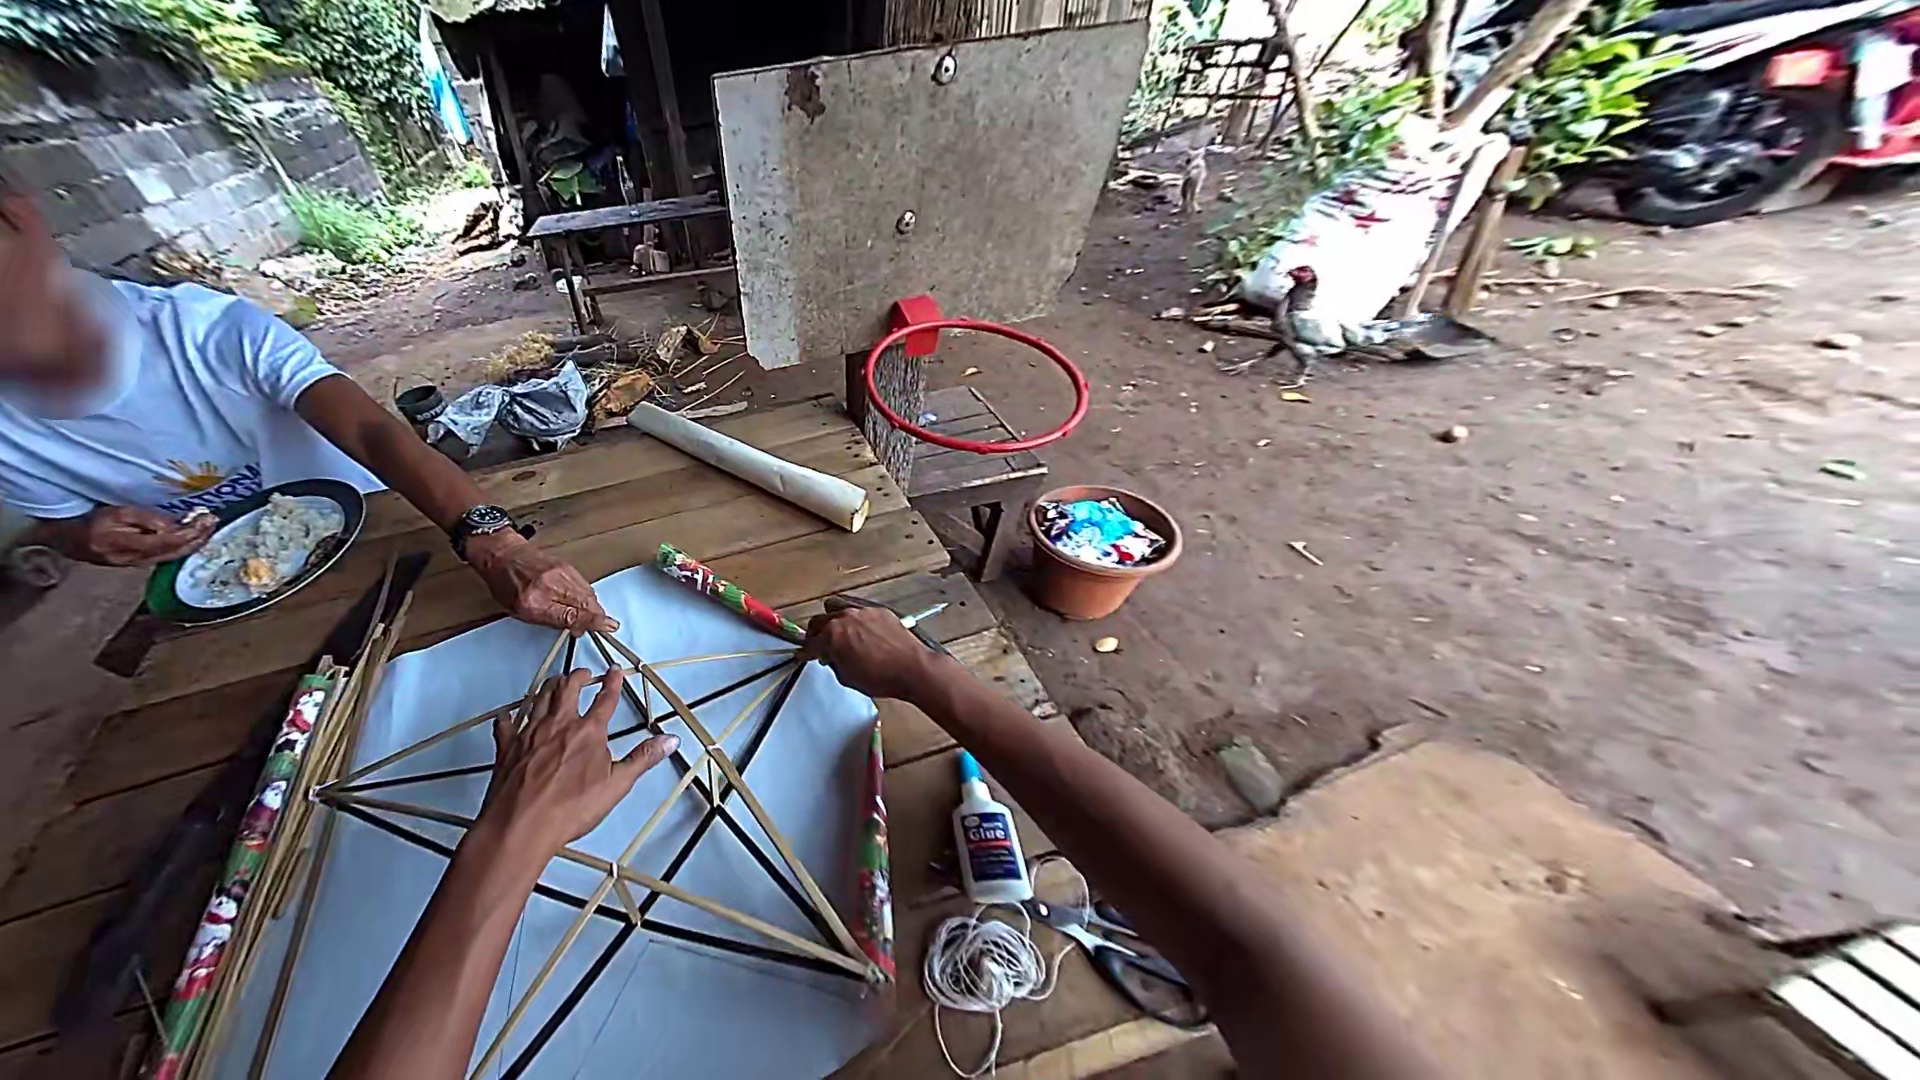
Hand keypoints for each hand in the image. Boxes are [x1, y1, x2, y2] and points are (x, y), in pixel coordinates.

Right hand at [52, 505, 217, 565]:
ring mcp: (137, 565)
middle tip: (213, 522)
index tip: (208, 519)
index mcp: (122, 545)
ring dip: (196, 542)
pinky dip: (185, 547)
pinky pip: (169, 557)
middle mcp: (132, 559)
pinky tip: (195, 537)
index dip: (192, 532)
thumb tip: (180, 525)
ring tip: (209, 528)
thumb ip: (151, 520)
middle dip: (200, 537)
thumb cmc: (92, 522)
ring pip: (176, 555)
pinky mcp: (140, 565)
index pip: (169, 541)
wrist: (66, 538)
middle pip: (177, 550)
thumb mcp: (120, 513)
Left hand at [464, 531, 617, 634]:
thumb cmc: (507, 584)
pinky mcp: (569, 566)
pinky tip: (577, 597)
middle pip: (586, 605)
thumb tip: (578, 627)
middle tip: (596, 624)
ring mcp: (561, 574)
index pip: (572, 615)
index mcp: (534, 603)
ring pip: (588, 595)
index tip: (609, 626)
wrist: (504, 556)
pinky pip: (585, 585)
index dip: (593, 622)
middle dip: (594, 616)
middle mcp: (550, 587)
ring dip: (590, 606)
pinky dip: (585, 594)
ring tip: (582, 610)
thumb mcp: (521, 612)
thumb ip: (553, 620)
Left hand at [481, 667, 678, 849]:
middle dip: (577, 676)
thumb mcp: (617, 784)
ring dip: (549, 686)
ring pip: (539, 699)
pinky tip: (507, 715)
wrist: (519, 827)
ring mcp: (529, 735)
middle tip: (583, 672)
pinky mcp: (506, 750)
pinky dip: (509, 717)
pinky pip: (506, 726)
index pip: (605, 699)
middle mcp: (559, 726)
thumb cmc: (569, 808)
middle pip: (567, 689)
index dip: (613, 682)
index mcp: (588, 731)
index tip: (615, 671)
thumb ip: (644, 758)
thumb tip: (670, 740)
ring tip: (555, 681)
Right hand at [802, 607, 943, 701]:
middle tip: (821, 646)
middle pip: (819, 621)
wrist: (911, 668)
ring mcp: (862, 611)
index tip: (805, 655)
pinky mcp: (879, 610)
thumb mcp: (847, 677)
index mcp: (832, 635)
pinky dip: (856, 619)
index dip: (806, 652)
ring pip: (837, 607)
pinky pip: (859, 610)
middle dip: (816, 634)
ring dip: (833, 620)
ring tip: (839, 632)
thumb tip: (831, 657)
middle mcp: (844, 618)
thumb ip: (833, 663)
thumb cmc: (880, 676)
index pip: (810, 643)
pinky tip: (862, 631)